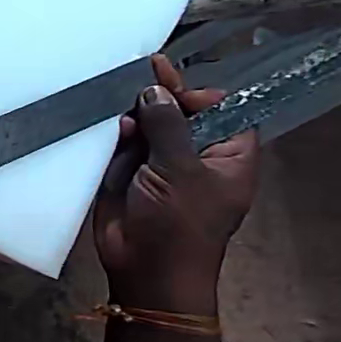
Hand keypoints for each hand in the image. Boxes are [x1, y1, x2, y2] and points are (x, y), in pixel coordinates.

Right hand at [92, 54, 258, 315]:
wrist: (144, 270)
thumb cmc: (178, 223)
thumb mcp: (180, 170)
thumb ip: (168, 124)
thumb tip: (154, 90)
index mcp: (227, 155)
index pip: (221, 109)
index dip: (198, 94)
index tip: (171, 85)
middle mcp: (195, 154)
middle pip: (182, 112)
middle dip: (162, 96)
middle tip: (144, 71)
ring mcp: (161, 163)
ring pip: (150, 124)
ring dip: (137, 112)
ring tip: (124, 98)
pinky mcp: (130, 172)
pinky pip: (125, 142)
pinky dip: (118, 131)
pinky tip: (114, 124)